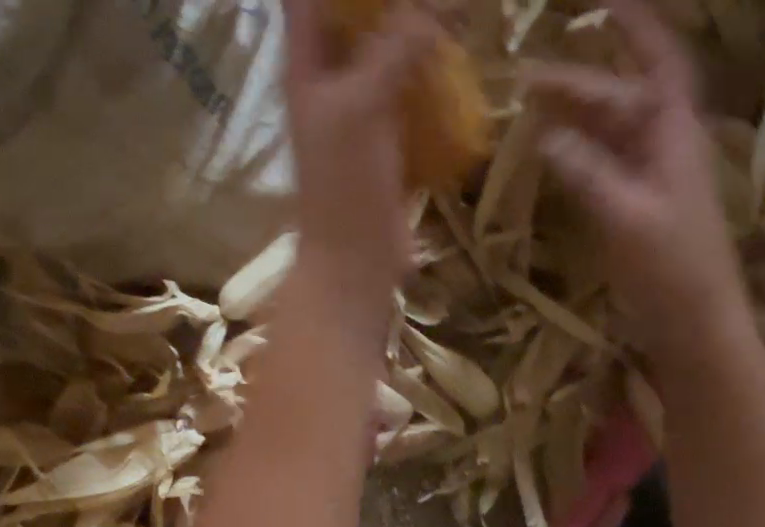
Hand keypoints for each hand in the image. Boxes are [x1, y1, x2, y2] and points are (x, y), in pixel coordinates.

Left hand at [280, 0, 438, 352]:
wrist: (355, 263)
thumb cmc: (345, 187)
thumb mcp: (362, 106)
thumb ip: (393, 47)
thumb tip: (436, 5)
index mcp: (306, 66)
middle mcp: (329, 80)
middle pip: (353, 17)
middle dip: (391, 3)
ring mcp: (359, 109)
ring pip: (385, 50)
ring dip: (416, 28)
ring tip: (454, 12)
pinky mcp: (388, 138)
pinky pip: (409, 89)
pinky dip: (430, 71)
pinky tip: (458, 55)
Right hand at [527, 0, 747, 370]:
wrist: (695, 323)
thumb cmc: (671, 268)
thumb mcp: (627, 218)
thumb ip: (588, 174)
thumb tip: (547, 135)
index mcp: (674, 136)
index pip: (660, 64)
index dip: (637, 30)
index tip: (603, 4)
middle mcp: (664, 148)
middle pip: (622, 99)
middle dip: (578, 84)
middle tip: (525, 81)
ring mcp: (650, 180)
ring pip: (610, 134)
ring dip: (574, 118)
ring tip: (528, 111)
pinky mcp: (637, 209)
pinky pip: (604, 166)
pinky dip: (576, 155)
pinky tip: (549, 157)